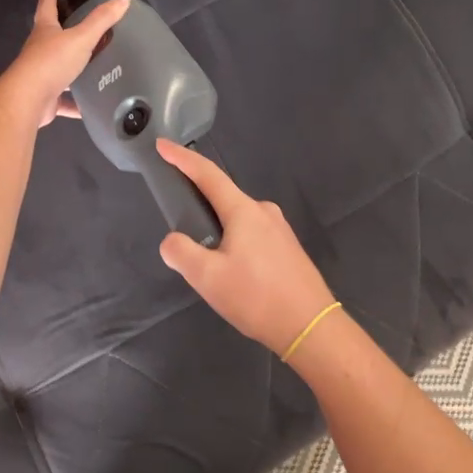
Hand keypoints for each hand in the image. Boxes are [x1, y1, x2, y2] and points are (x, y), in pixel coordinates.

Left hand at [0, 0, 129, 126]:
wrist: (29, 99)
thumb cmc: (52, 61)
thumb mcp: (81, 37)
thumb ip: (101, 20)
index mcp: (45, 31)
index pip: (47, 6)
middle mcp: (40, 51)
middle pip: (50, 36)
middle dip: (60, 30)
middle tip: (74, 23)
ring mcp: (41, 75)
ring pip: (58, 68)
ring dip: (71, 68)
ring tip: (91, 66)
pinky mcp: (46, 98)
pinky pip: (65, 99)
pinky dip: (77, 103)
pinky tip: (91, 106)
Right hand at [155, 140, 337, 356]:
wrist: (310, 327)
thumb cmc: (256, 297)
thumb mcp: (207, 277)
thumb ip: (180, 253)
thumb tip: (173, 242)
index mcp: (244, 211)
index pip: (207, 175)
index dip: (182, 159)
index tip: (162, 145)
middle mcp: (264, 212)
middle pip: (223, 199)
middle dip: (199, 210)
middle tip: (182, 237)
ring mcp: (280, 230)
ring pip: (237, 222)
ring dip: (218, 235)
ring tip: (209, 270)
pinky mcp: (287, 250)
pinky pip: (252, 238)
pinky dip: (235, 247)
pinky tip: (234, 277)